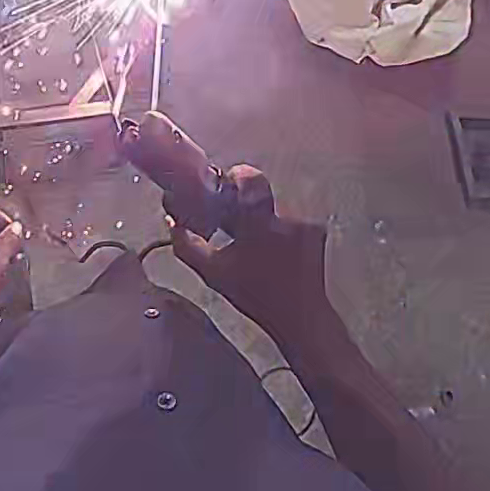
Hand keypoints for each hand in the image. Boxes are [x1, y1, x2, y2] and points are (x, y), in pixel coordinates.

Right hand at [165, 165, 342, 350]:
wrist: (301, 316)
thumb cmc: (254, 294)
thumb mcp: (214, 273)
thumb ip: (187, 246)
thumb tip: (172, 223)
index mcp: (258, 223)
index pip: (251, 178)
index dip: (238, 175)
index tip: (227, 186)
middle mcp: (284, 216)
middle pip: (261, 192)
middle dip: (247, 201)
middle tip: (238, 217)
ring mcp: (304, 223)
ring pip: (275, 205)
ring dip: (263, 217)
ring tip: (257, 240)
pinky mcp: (317, 230)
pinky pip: (292, 217)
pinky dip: (281, 228)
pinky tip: (276, 248)